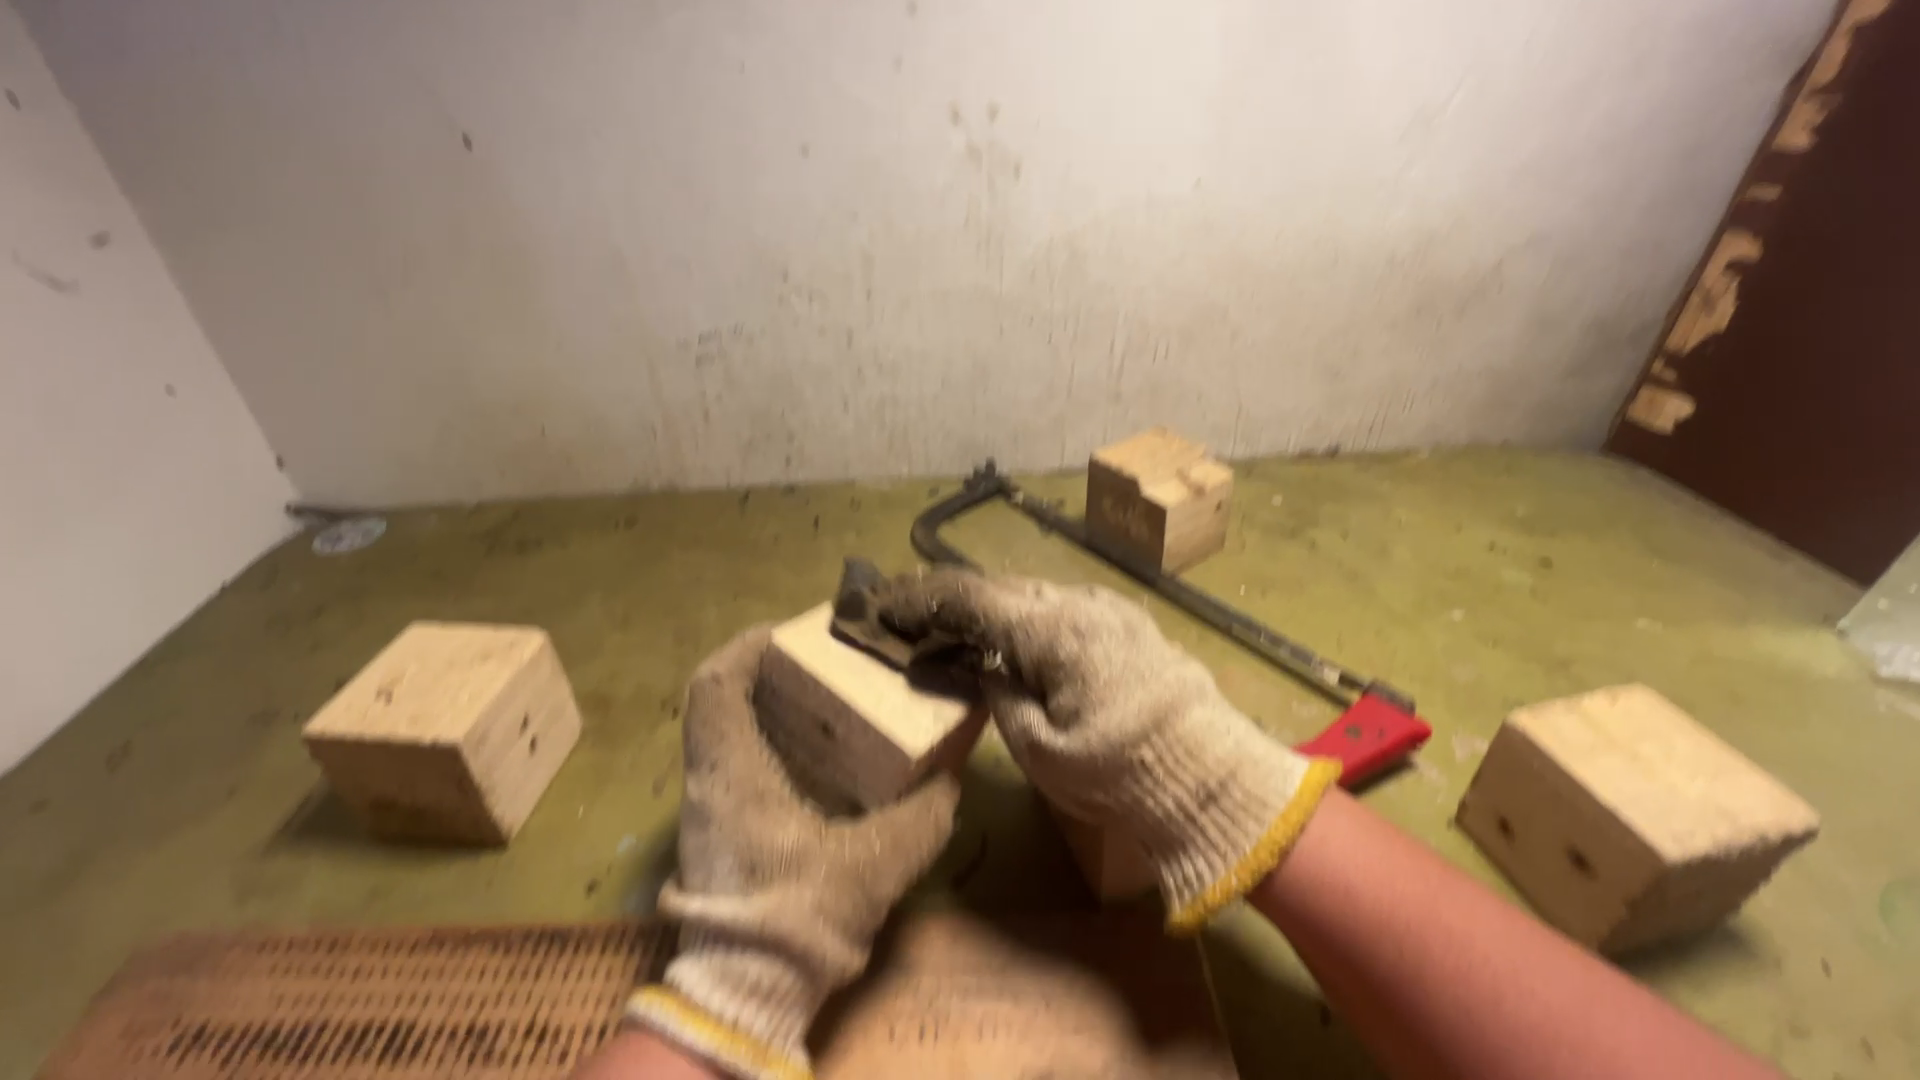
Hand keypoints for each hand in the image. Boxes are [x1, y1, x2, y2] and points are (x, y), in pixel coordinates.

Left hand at [626, 628, 959, 1079]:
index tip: (789, 633)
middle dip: (764, 672)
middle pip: (718, 701)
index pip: (716, 685)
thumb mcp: (877, 862)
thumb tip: (950, 773)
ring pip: (723, 732)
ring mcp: (706, 809)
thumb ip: (923, 814)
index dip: (747, 647)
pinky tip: (814, 755)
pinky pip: (733, 762)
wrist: (749, 993)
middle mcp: (708, 782)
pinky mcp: (716, 832)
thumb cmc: (802, 918)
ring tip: (819, 698)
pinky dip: (765, 741)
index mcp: (733, 774)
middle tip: (818, 662)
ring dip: (762, 706)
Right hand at [880, 569, 1338, 933]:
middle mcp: (1079, 602)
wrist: (1210, 781)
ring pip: (1032, 595)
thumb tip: (977, 661)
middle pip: (1000, 589)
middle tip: (910, 618)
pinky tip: (1011, 639)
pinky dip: (1025, 618)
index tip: (881, 605)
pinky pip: (1061, 608)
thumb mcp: (1039, 746)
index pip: (971, 597)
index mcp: (1052, 628)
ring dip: (990, 609)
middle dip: (951, 602)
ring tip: (953, 629)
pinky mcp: (1126, 623)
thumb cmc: (1118, 772)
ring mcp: (1108, 608)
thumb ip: (999, 692)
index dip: (920, 600)